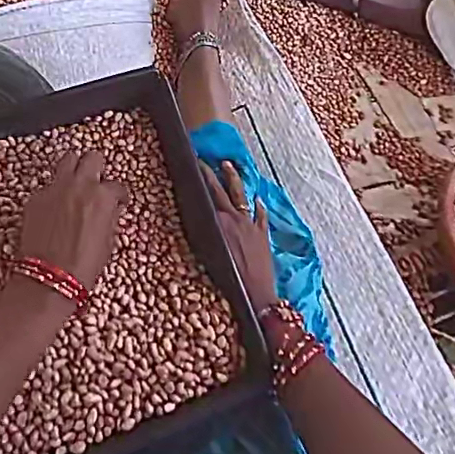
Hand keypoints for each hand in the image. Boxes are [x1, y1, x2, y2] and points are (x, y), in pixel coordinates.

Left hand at [18, 151, 126, 288]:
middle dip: (97, 167)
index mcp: (102, 196)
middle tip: (97, 180)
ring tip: (76, 183)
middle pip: (92, 157)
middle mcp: (79, 185)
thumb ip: (110, 217)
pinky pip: (48, 185)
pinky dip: (55, 192)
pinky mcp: (36, 197)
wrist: (50, 278)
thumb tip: (110, 210)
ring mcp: (55, 188)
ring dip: (75, 168)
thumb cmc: (83, 265)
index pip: (117, 185)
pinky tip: (56, 208)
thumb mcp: (108, 241)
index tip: (118, 201)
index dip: (119, 195)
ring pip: (68, 160)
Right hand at [202, 161, 277, 308]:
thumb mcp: (209, 255)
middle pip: (221, 190)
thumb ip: (204, 234)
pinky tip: (257, 199)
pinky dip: (257, 205)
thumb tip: (198, 216)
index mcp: (219, 223)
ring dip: (233, 179)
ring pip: (240, 195)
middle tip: (204, 161)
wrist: (255, 292)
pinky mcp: (261, 233)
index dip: (200, 179)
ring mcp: (250, 224)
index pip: (207, 195)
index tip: (193, 166)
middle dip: (211, 173)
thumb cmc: (229, 278)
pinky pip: (259, 214)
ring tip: (227, 165)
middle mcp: (234, 218)